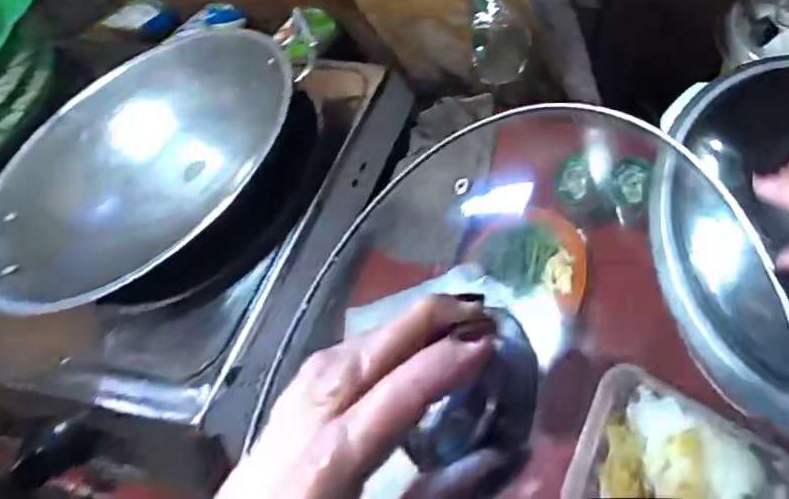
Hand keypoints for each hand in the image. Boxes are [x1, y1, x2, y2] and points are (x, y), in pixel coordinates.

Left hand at [217, 294, 502, 498]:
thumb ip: (437, 494)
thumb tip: (509, 464)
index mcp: (330, 462)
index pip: (399, 391)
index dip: (447, 360)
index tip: (491, 339)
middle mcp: (306, 419)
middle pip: (372, 349)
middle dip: (429, 319)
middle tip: (480, 307)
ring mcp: (287, 409)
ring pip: (349, 345)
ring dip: (402, 323)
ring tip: (447, 315)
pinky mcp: (279, 411)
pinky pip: (331, 357)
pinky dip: (371, 339)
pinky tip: (393, 342)